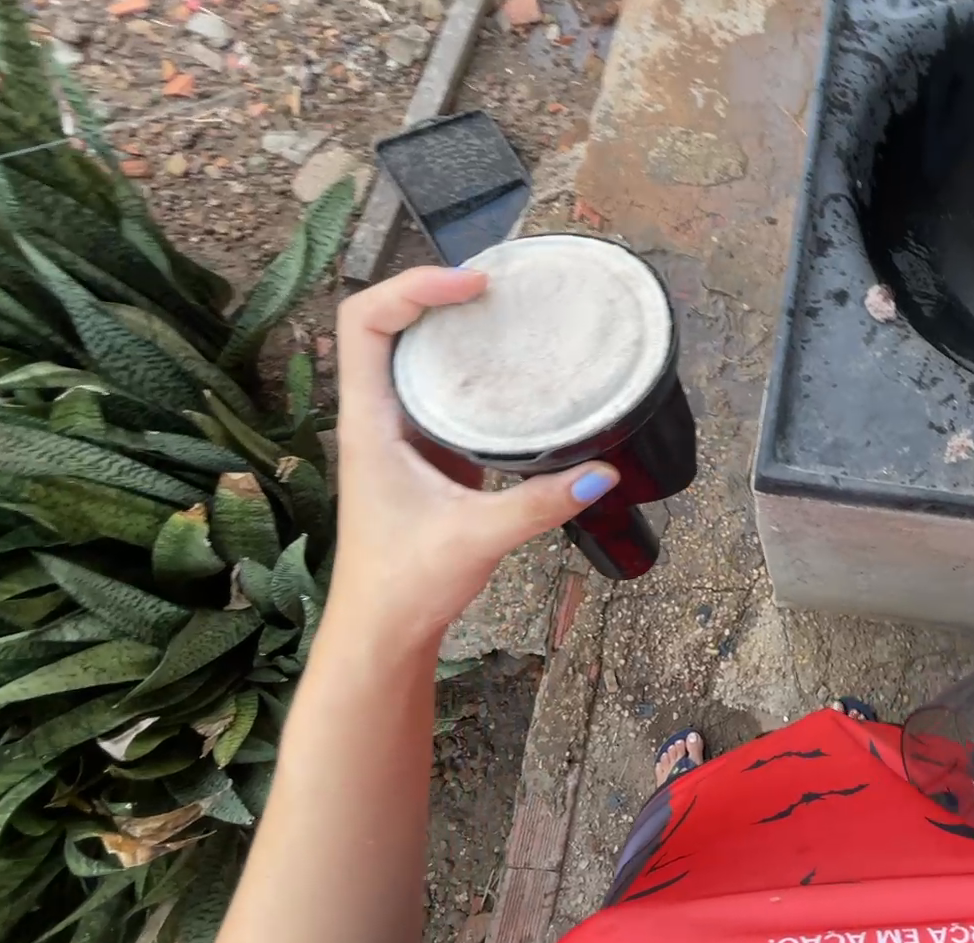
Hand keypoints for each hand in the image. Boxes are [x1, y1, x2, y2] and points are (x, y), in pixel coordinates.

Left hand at [326, 266, 618, 644]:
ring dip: (457, 333)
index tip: (475, 287)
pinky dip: (477, 375)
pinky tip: (520, 382)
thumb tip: (607, 472)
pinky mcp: (432, 456)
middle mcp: (381, 418)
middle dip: (439, 297)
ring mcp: (406, 436)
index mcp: (371, 423)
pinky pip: (448, 396)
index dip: (413, 289)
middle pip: (391, 328)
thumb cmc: (408, 579)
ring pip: (418, 361)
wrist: (387, 624)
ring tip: (515, 321)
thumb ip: (542, 503)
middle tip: (504, 292)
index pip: (367, 324)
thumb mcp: (478, 536)